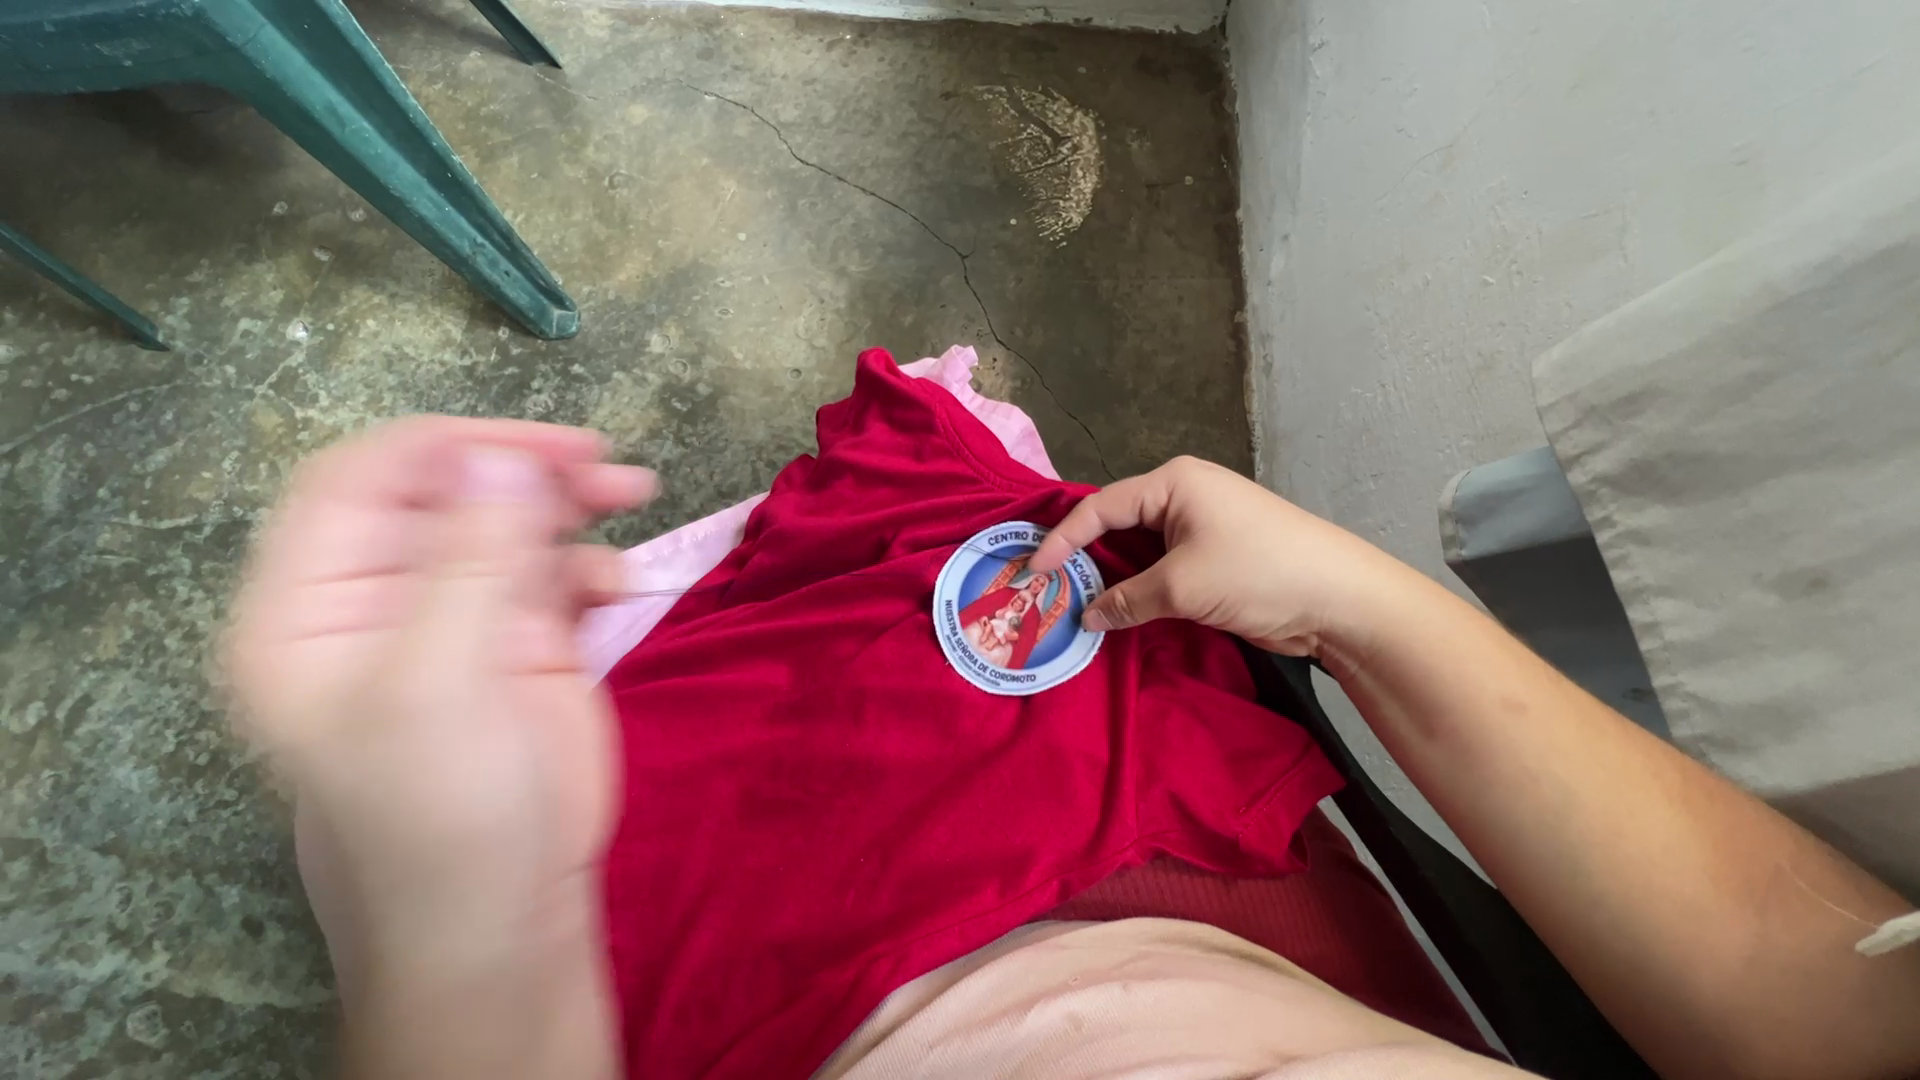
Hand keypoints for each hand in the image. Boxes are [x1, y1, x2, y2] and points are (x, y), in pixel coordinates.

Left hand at [226, 417, 655, 958]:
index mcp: (316, 608)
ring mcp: (463, 622)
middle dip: (525, 471)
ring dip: (570, 505)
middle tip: (604, 467)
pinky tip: (619, 587)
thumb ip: (466, 561)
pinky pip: (559, 575)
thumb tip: (498, 455)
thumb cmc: (442, 807)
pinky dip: (593, 565)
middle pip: (449, 495)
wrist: (509, 905)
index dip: (445, 450)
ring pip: (511, 526)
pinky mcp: (527, 644)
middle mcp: (386, 602)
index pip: (360, 483)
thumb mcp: (437, 682)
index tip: (539, 449)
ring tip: (632, 495)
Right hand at [1028, 456, 1429, 676]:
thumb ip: (1126, 600)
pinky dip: (1137, 590)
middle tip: (1045, 589)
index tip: (1034, 570)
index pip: (1101, 506)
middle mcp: (1183, 496)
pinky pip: (1160, 570)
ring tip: (1071, 604)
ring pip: (1137, 551)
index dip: (1064, 539)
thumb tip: (1085, 617)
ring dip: (1110, 579)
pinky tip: (1115, 611)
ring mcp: (1199, 528)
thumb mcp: (1182, 586)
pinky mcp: (1212, 559)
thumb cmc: (1258, 572)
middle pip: (1116, 525)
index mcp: (1173, 482)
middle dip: (1083, 558)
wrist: (1341, 600)